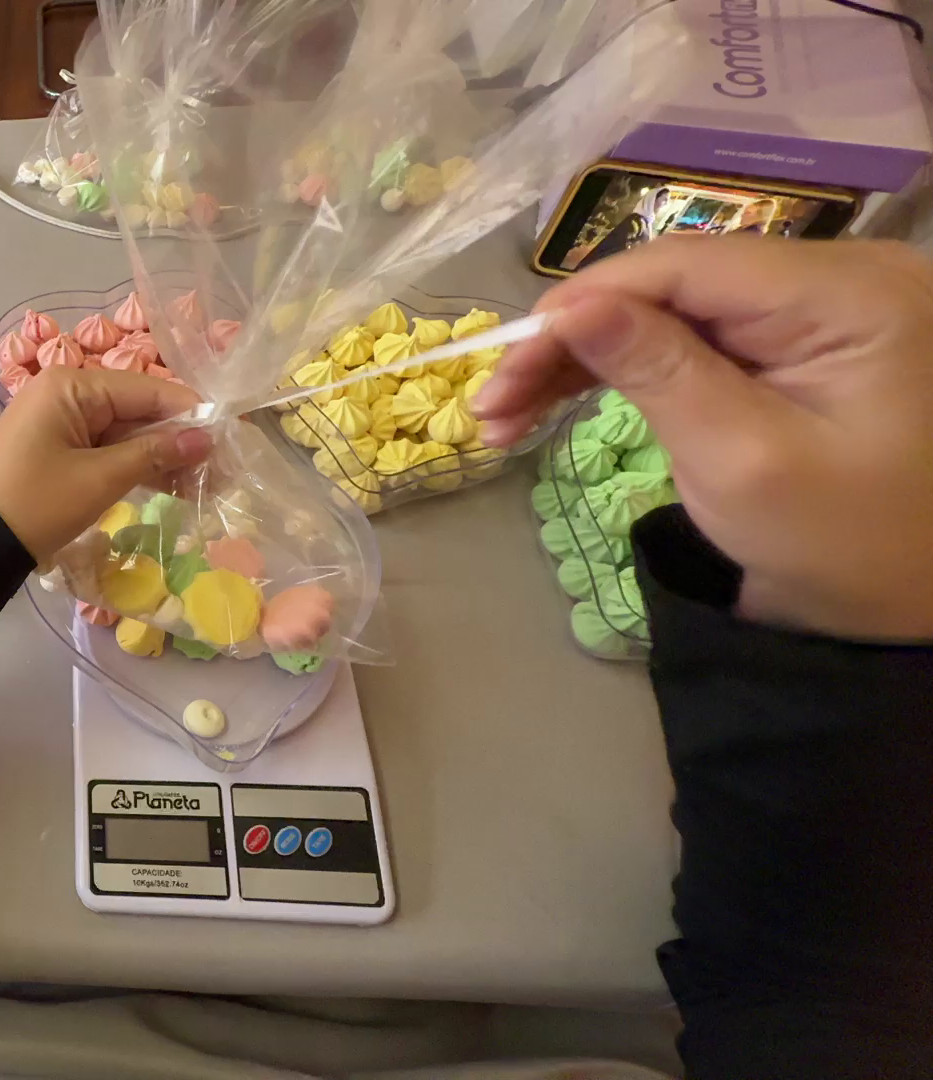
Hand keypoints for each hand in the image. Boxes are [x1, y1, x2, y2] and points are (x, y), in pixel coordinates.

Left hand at [0, 367, 211, 560]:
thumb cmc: (35, 504)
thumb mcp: (99, 479)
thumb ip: (154, 454)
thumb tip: (206, 438)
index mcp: (72, 386)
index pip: (148, 389)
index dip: (192, 414)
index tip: (232, 439)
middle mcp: (65, 394)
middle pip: (138, 410)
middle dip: (179, 440)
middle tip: (223, 473)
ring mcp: (59, 423)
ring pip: (124, 434)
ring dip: (161, 458)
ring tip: (204, 486)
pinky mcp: (56, 451)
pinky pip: (104, 451)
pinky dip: (134, 468)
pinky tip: (170, 487)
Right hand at [472, 237, 932, 639]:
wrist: (896, 589)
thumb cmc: (837, 534)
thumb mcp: (737, 455)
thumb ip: (656, 370)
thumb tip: (569, 310)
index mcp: (848, 295)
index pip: (681, 267)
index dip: (579, 305)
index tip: (503, 366)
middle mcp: (826, 280)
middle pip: (654, 287)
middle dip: (560, 341)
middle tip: (490, 406)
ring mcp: (795, 311)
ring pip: (643, 313)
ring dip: (564, 362)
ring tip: (499, 419)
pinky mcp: (763, 344)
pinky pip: (660, 341)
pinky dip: (594, 374)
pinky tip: (539, 409)